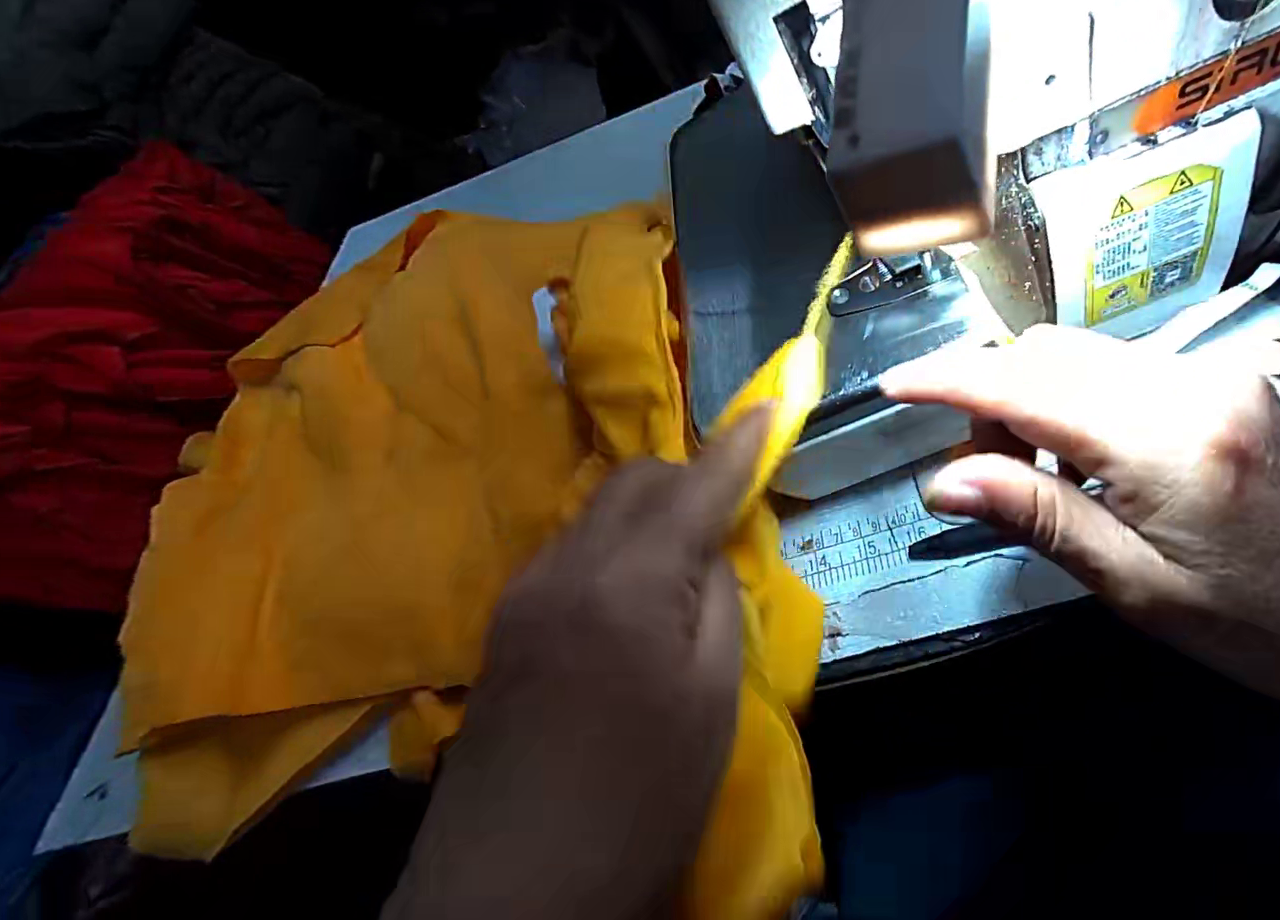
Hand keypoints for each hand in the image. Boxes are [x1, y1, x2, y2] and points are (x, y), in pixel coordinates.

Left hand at [386, 409, 772, 919]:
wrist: (514, 889)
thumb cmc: (641, 800)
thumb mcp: (712, 701)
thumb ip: (716, 599)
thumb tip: (710, 545)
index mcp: (629, 583)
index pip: (697, 486)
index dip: (740, 445)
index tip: (772, 407)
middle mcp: (569, 562)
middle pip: (636, 479)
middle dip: (688, 478)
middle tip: (725, 518)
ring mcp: (527, 585)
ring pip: (600, 506)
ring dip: (649, 511)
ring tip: (678, 560)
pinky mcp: (507, 614)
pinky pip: (573, 544)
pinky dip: (614, 543)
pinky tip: (628, 594)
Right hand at [880, 325, 1279, 732]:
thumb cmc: (1261, 624)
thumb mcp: (1133, 585)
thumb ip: (1036, 517)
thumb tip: (941, 483)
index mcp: (1170, 443)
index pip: (1027, 386)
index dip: (949, 380)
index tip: (893, 386)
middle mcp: (1189, 381)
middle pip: (1042, 353)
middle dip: (983, 396)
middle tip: (975, 468)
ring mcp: (1207, 368)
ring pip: (1067, 353)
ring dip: (1020, 398)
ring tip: (1028, 471)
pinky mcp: (1211, 371)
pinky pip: (1102, 364)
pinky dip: (1060, 398)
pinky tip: (1073, 454)